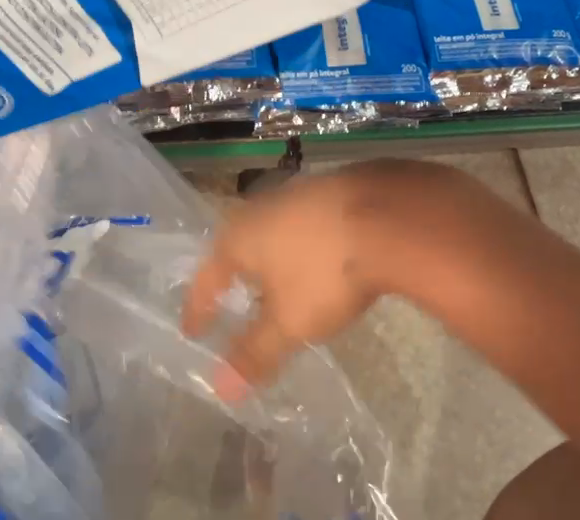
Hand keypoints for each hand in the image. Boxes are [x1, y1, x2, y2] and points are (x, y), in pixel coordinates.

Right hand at [181, 160, 467, 395]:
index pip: (207, 278)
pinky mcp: (329, 189)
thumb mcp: (291, 322)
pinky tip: (316, 258)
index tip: (193, 330)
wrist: (387, 214)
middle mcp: (257, 210)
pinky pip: (301, 224)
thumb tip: (220, 388)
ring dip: (269, 259)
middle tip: (233, 303)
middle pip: (236, 248)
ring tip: (275, 283)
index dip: (199, 308)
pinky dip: (299, 246)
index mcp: (237, 239)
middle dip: (234, 277)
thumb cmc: (325, 271)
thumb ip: (256, 353)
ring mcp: (294, 194)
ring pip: (270, 232)